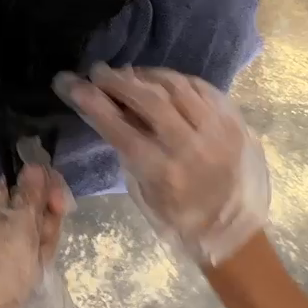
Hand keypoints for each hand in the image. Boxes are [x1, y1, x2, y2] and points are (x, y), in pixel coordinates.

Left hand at [0, 164, 73, 307]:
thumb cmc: (1, 266)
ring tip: (36, 259)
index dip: (45, 187)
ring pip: (42, 224)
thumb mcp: (21, 225)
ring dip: (47, 239)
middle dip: (48, 218)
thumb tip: (36, 163)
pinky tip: (37, 268)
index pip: (25, 177)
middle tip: (44, 237)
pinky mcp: (18, 256)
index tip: (57, 202)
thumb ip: (32, 193)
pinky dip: (43, 254)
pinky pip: (39, 245)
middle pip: (37, 200)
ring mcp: (10, 236)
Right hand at [54, 65, 269, 266]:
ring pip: (176, 86)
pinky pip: (202, 87)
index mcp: (163, 172)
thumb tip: (111, 111)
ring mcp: (218, 130)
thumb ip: (128, 153)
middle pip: (148, 98)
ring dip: (146, 75)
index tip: (71, 83)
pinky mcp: (235, 121)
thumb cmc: (180, 221)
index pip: (119, 126)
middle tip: (97, 72)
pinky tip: (161, 81)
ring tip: (128, 74)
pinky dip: (177, 80)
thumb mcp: (144, 194)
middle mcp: (191, 146)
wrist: (237, 234)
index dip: (91, 101)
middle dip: (117, 81)